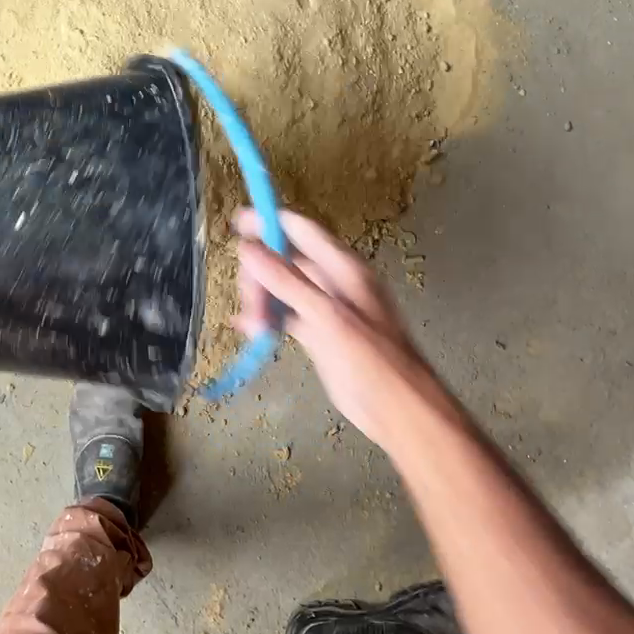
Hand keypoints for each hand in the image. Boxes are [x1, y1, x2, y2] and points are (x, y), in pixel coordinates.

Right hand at [234, 208, 450, 449]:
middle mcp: (332, 282)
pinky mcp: (317, 333)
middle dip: (260, 275)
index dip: (269, 222)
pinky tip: (251, 332)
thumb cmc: (372, 361)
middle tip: (250, 303)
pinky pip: (285, 315)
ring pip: (282, 289)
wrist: (398, 411)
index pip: (300, 230)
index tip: (236, 222)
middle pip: (284, 261)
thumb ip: (287, 282)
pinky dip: (267, 320)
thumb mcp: (328, 317)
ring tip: (253, 328)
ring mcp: (324, 308)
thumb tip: (248, 249)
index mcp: (342, 268)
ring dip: (261, 301)